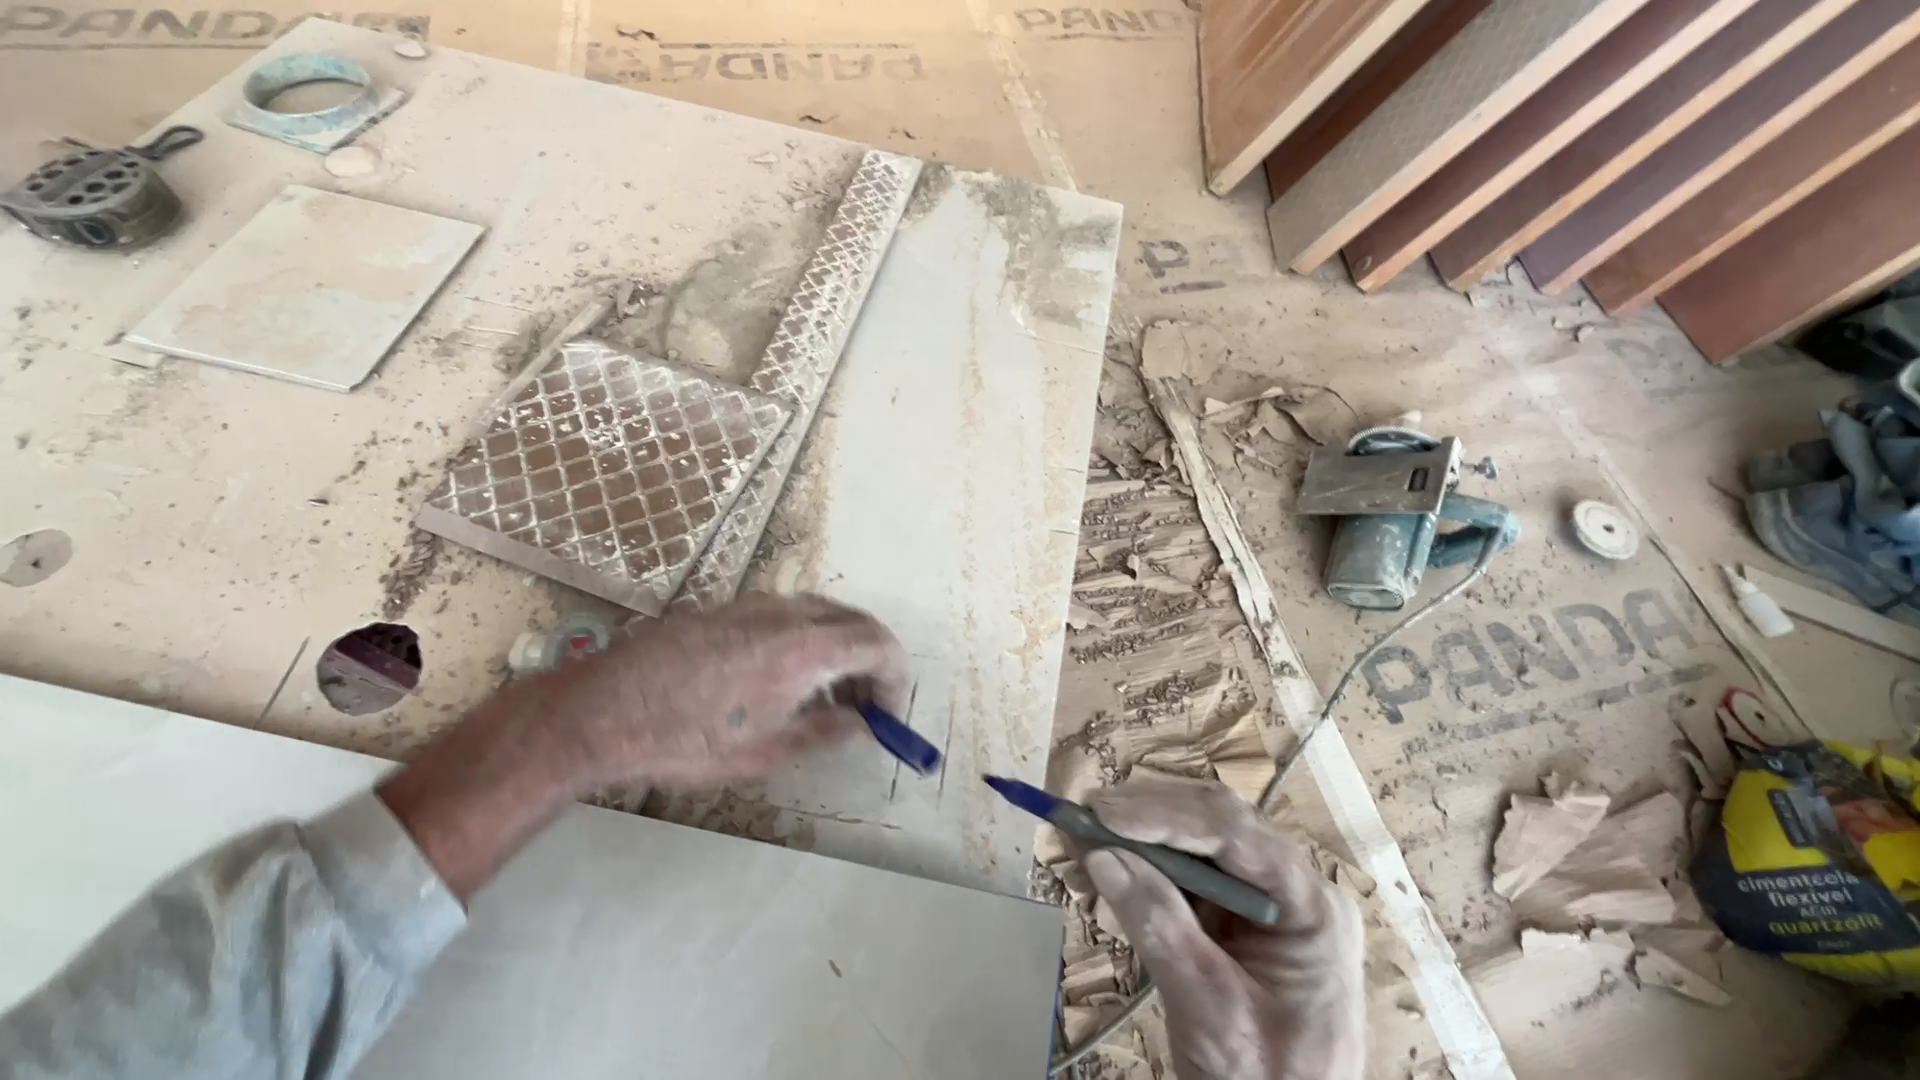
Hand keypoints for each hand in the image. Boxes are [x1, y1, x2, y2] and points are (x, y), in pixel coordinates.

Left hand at [380, 593, 910, 897]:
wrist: (604, 709)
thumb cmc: (690, 740)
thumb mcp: (768, 751)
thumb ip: (826, 731)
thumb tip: (861, 724)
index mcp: (805, 649)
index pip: (878, 645)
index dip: (896, 677)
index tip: (890, 712)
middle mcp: (786, 614)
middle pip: (854, 621)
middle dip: (873, 660)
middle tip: (867, 706)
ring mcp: (753, 605)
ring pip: (820, 614)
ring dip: (839, 648)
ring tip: (828, 696)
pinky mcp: (726, 608)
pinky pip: (787, 615)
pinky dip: (807, 640)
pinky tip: (783, 679)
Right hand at [1082, 776, 1364, 1079]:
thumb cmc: (1263, 1079)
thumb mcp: (1209, 1010)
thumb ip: (1159, 929)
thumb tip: (1101, 856)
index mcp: (1311, 907)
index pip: (1236, 834)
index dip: (1165, 815)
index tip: (1101, 812)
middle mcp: (1295, 887)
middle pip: (1219, 822)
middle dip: (1149, 814)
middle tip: (1085, 814)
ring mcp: (1269, 897)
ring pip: (1201, 837)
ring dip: (1142, 832)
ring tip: (1087, 833)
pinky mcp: (1240, 913)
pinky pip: (1191, 869)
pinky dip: (1147, 859)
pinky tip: (1109, 858)